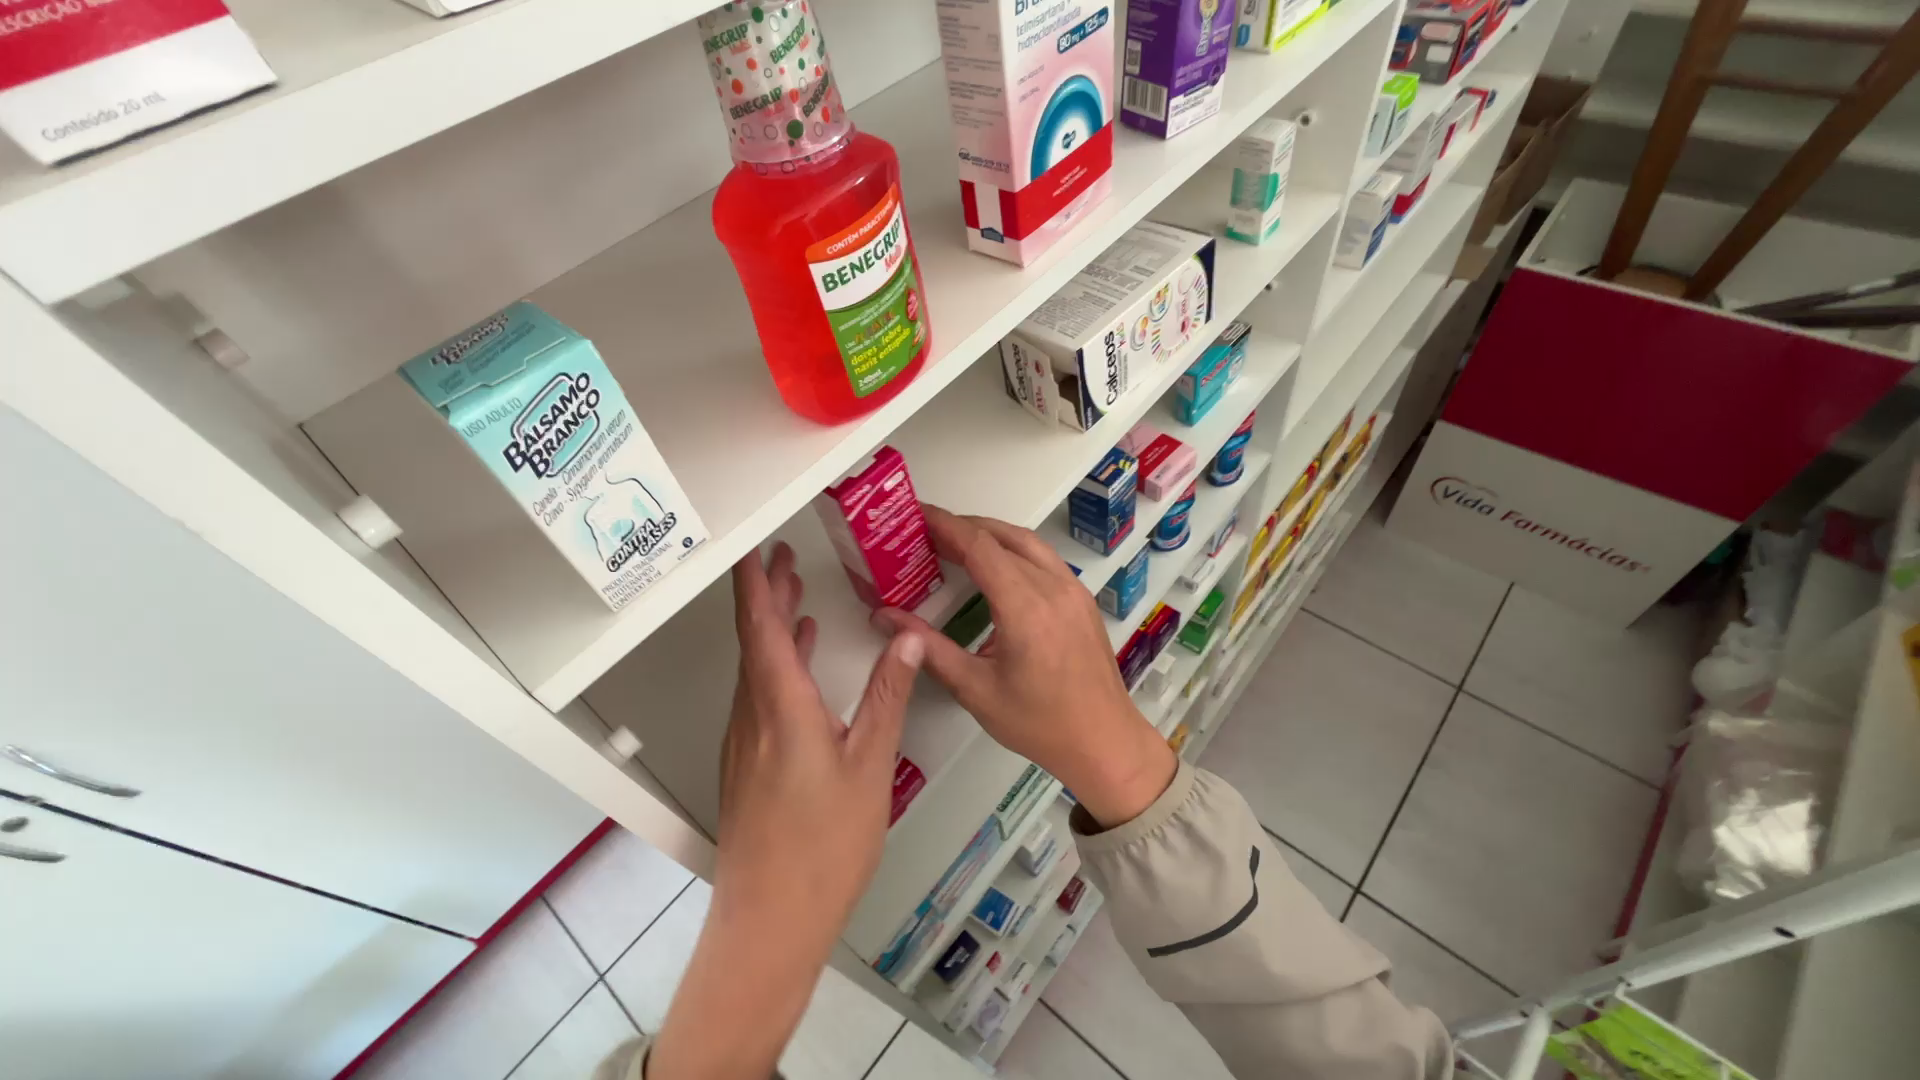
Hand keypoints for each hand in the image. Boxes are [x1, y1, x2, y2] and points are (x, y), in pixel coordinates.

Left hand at [711, 541, 921, 931]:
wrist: (772, 917)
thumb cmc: (824, 845)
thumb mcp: (869, 764)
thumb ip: (887, 697)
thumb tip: (906, 642)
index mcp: (780, 707)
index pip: (761, 627)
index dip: (756, 581)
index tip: (756, 546)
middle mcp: (753, 717)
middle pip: (754, 640)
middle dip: (767, 594)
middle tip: (783, 558)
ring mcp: (745, 741)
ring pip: (755, 667)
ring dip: (773, 629)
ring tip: (795, 598)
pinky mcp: (748, 764)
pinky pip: (758, 696)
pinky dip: (778, 667)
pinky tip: (800, 669)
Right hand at [873, 508, 1175, 829]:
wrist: (1104, 742)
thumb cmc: (1039, 723)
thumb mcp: (975, 689)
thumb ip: (928, 648)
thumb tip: (884, 617)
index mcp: (1025, 606)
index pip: (979, 545)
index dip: (944, 525)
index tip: (915, 515)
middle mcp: (1053, 587)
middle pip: (1003, 535)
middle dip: (962, 527)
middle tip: (925, 532)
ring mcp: (1073, 591)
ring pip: (1027, 542)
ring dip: (990, 534)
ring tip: (954, 544)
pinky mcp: (1082, 600)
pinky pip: (1044, 559)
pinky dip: (1013, 550)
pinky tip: (994, 569)